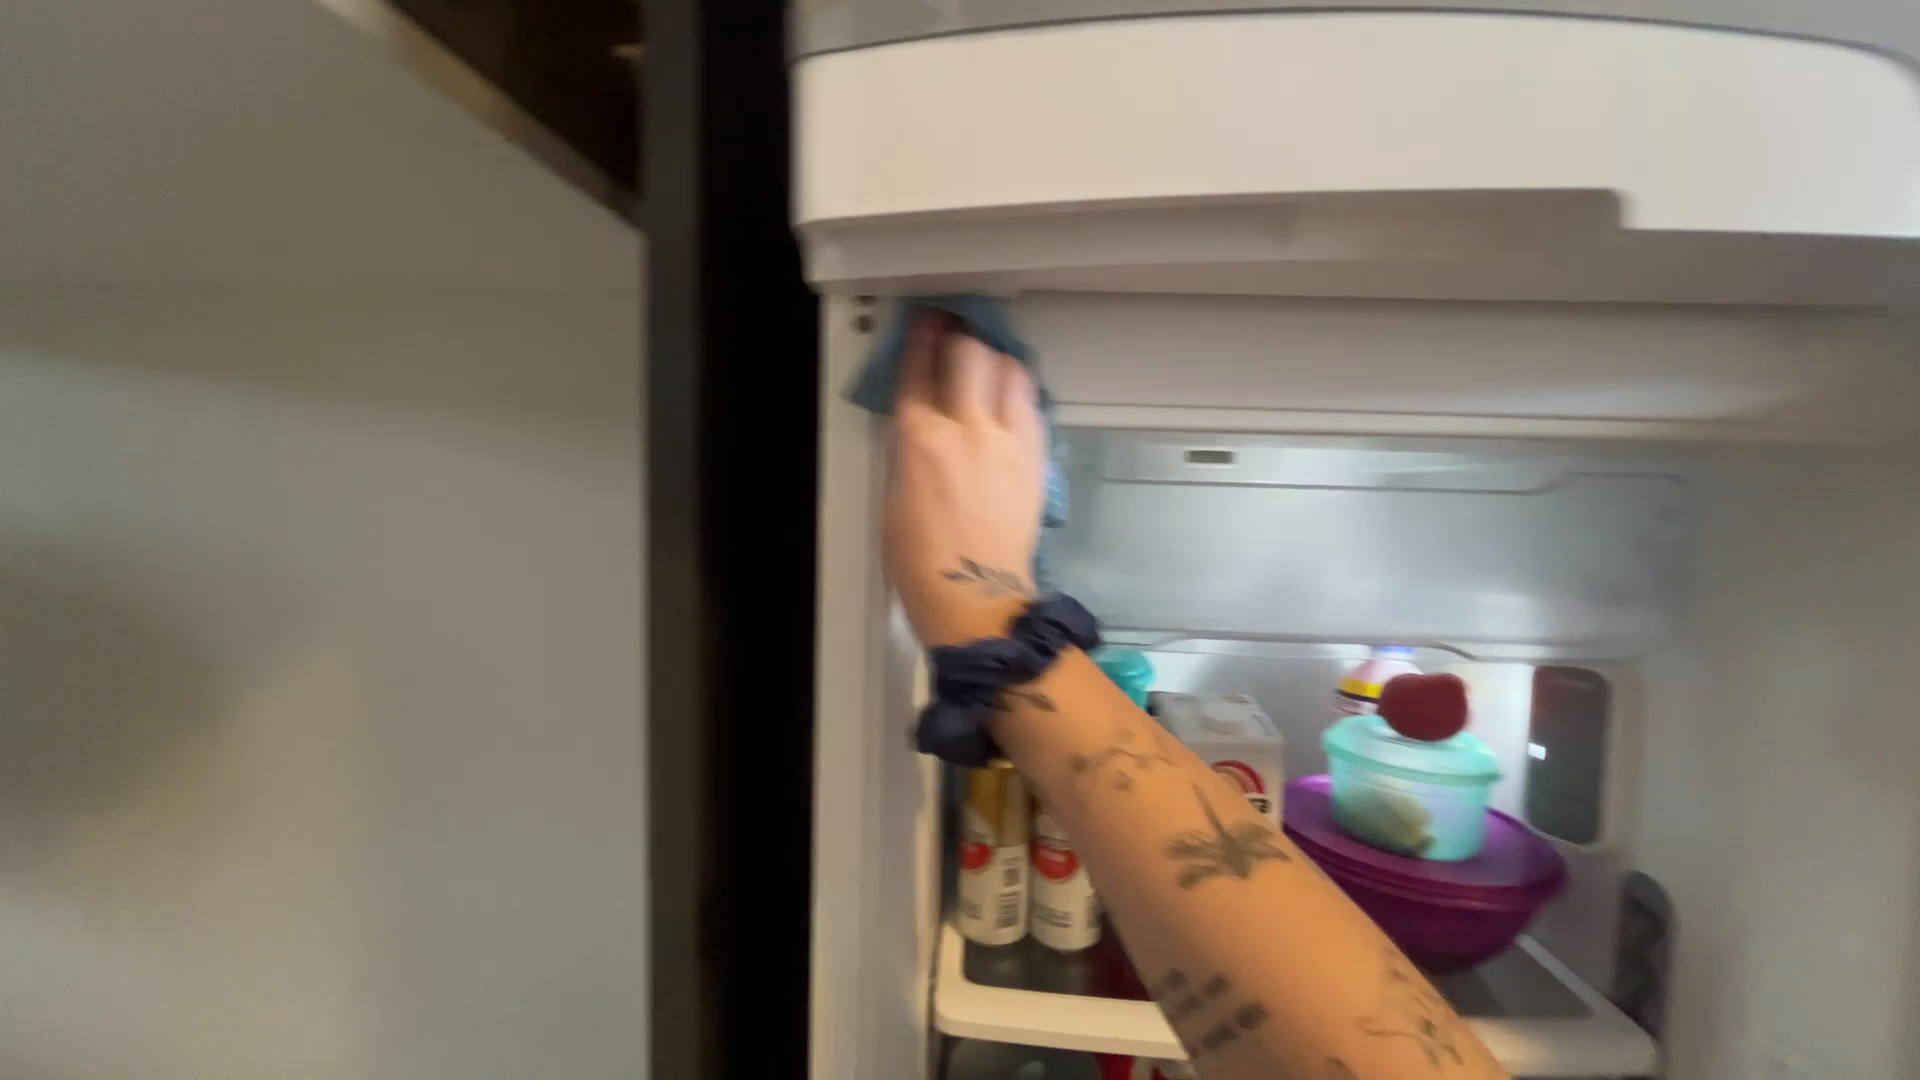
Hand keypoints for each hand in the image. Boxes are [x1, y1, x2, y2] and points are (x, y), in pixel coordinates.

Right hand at [884, 317, 1047, 646]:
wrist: (973, 595)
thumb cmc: (920, 560)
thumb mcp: (895, 495)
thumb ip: (911, 447)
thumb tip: (923, 422)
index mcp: (918, 440)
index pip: (919, 369)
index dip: (922, 338)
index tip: (926, 324)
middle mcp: (964, 430)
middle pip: (968, 354)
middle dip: (961, 336)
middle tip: (958, 332)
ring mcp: (1005, 442)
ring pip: (1009, 370)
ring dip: (996, 358)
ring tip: (990, 362)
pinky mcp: (1034, 459)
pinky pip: (1032, 405)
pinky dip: (1020, 391)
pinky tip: (1013, 395)